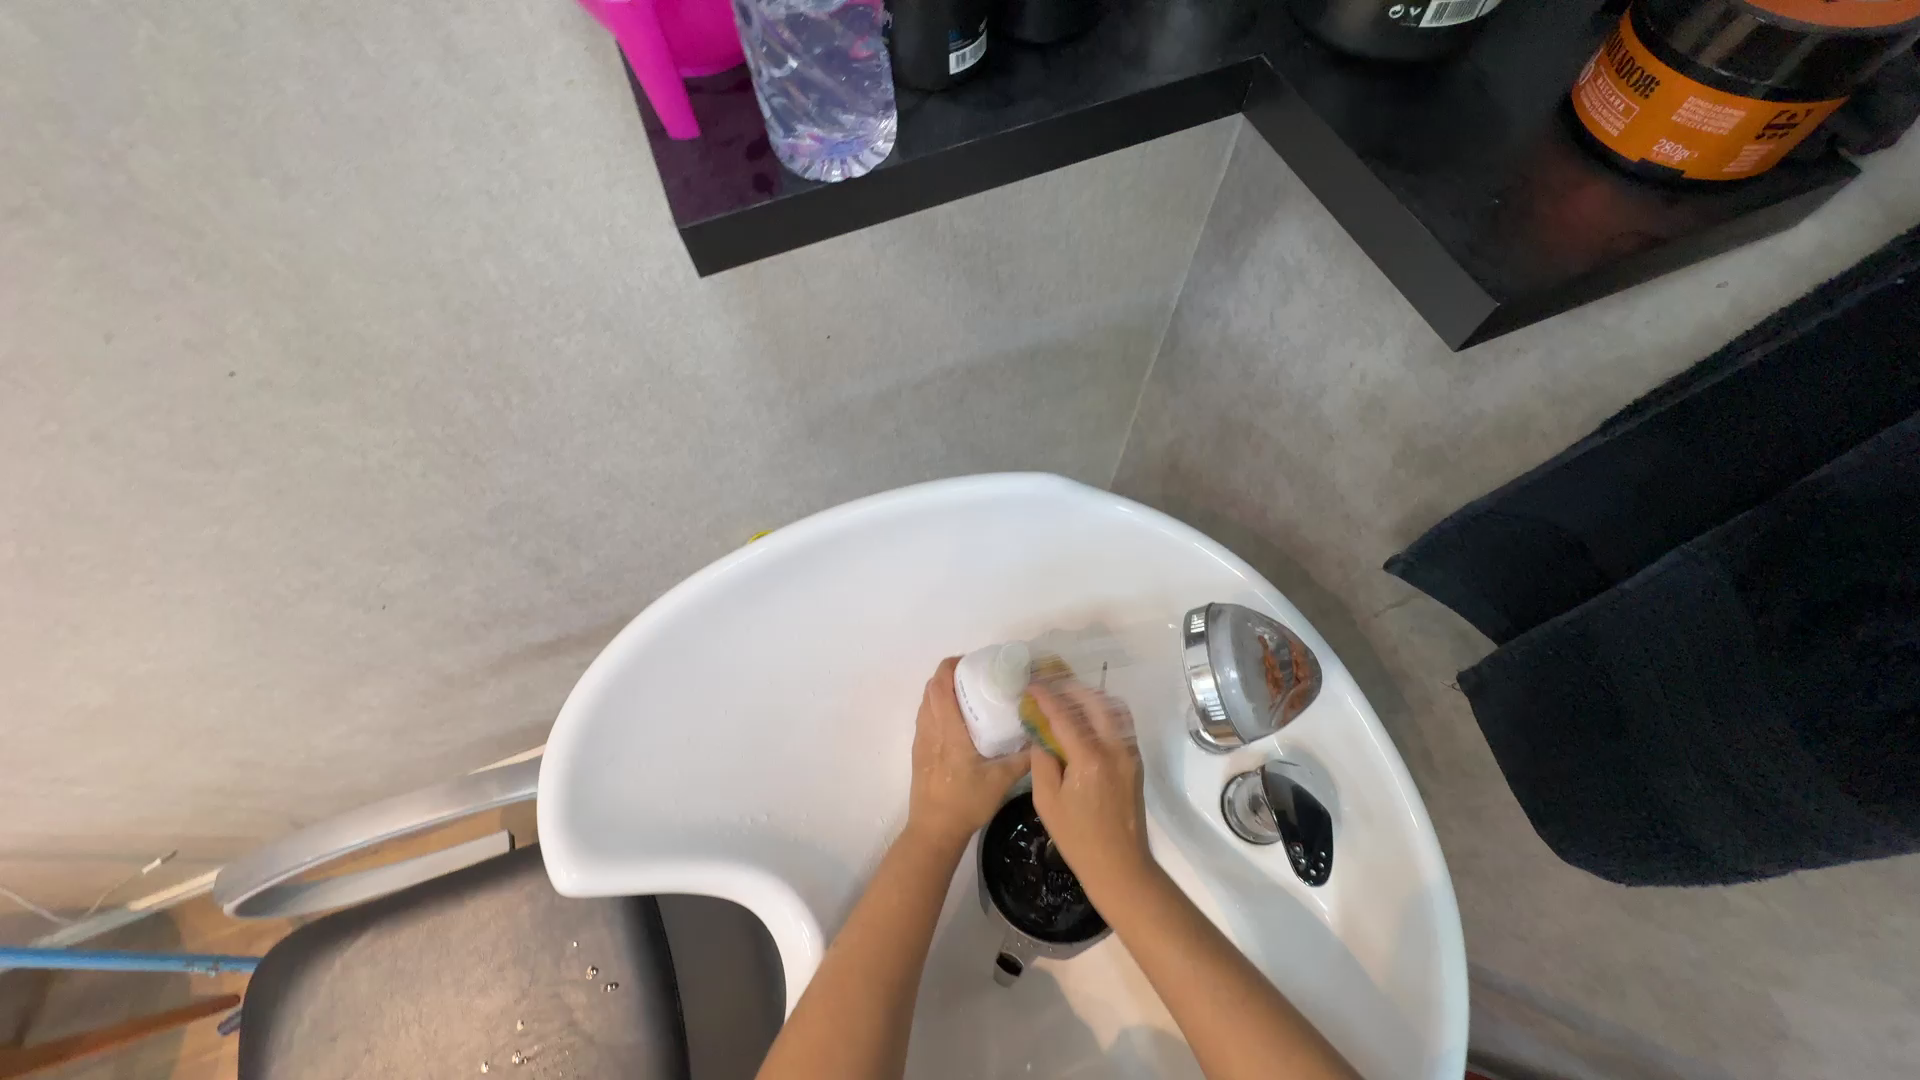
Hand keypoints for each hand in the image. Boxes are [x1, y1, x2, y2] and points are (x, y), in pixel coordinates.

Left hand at [908, 658, 1030, 843]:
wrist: (934, 830)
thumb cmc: (966, 803)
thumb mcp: (1000, 781)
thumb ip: (1022, 758)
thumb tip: (1042, 735)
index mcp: (949, 732)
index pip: (940, 686)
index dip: (951, 666)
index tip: (972, 661)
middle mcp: (930, 730)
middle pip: (931, 688)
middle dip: (949, 674)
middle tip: (976, 674)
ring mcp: (921, 740)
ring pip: (925, 702)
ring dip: (941, 690)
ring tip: (968, 692)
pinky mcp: (919, 751)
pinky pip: (924, 716)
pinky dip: (937, 706)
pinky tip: (958, 718)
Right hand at [1027, 679, 1155, 901]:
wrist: (1119, 864)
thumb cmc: (1076, 837)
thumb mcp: (1046, 800)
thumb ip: (1041, 760)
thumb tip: (1040, 733)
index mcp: (1089, 759)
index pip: (1064, 715)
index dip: (1046, 697)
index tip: (1032, 686)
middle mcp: (1114, 748)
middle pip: (1095, 701)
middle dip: (1071, 689)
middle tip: (1051, 688)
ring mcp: (1129, 753)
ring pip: (1113, 709)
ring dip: (1090, 698)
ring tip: (1068, 699)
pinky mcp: (1135, 761)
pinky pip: (1121, 724)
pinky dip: (1103, 713)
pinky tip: (1086, 719)